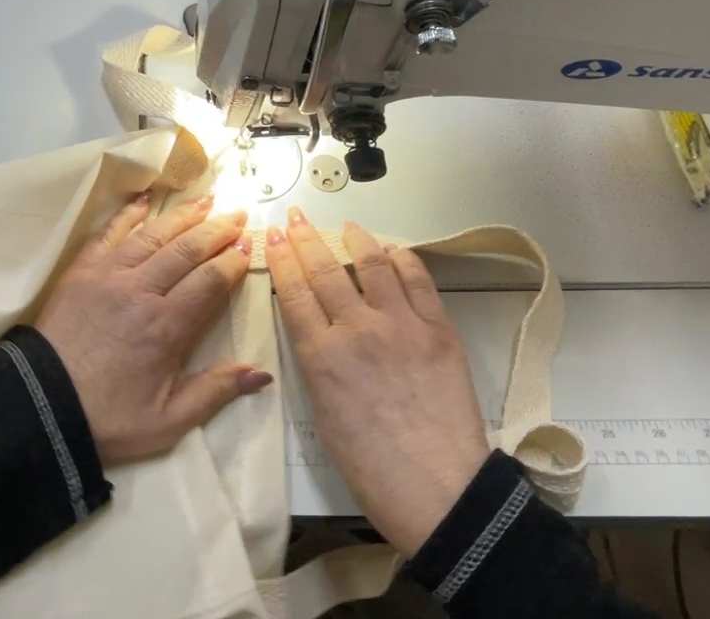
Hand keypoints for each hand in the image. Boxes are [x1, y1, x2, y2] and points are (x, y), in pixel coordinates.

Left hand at [36, 194, 271, 465]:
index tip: (248, 245)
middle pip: (186, 250)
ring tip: (204, 201)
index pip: (209, 281)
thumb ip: (215, 392)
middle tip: (237, 215)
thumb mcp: (169, 420)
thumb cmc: (108, 416)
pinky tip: (144, 200)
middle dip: (216, 230)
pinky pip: (110, 234)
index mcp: (167, 326)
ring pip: (153, 236)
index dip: (232, 261)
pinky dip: (128, 215)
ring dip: (181, 216)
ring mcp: (109, 276)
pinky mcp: (83, 271)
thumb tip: (261, 374)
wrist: (42, 406)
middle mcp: (141, 291)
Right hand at [265, 209, 488, 556]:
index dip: (279, 258)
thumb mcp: (322, 411)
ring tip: (347, 226)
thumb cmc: (371, 465)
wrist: (439, 490)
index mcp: (320, 355)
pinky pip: (418, 281)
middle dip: (305, 238)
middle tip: (295, 219)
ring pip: (372, 264)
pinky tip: (392, 251)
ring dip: (355, 239)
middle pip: (324, 270)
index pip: (293, 291)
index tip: (271, 236)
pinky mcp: (438, 329)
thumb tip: (319, 330)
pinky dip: (402, 259)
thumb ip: (317, 362)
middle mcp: (356, 329)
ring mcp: (401, 324)